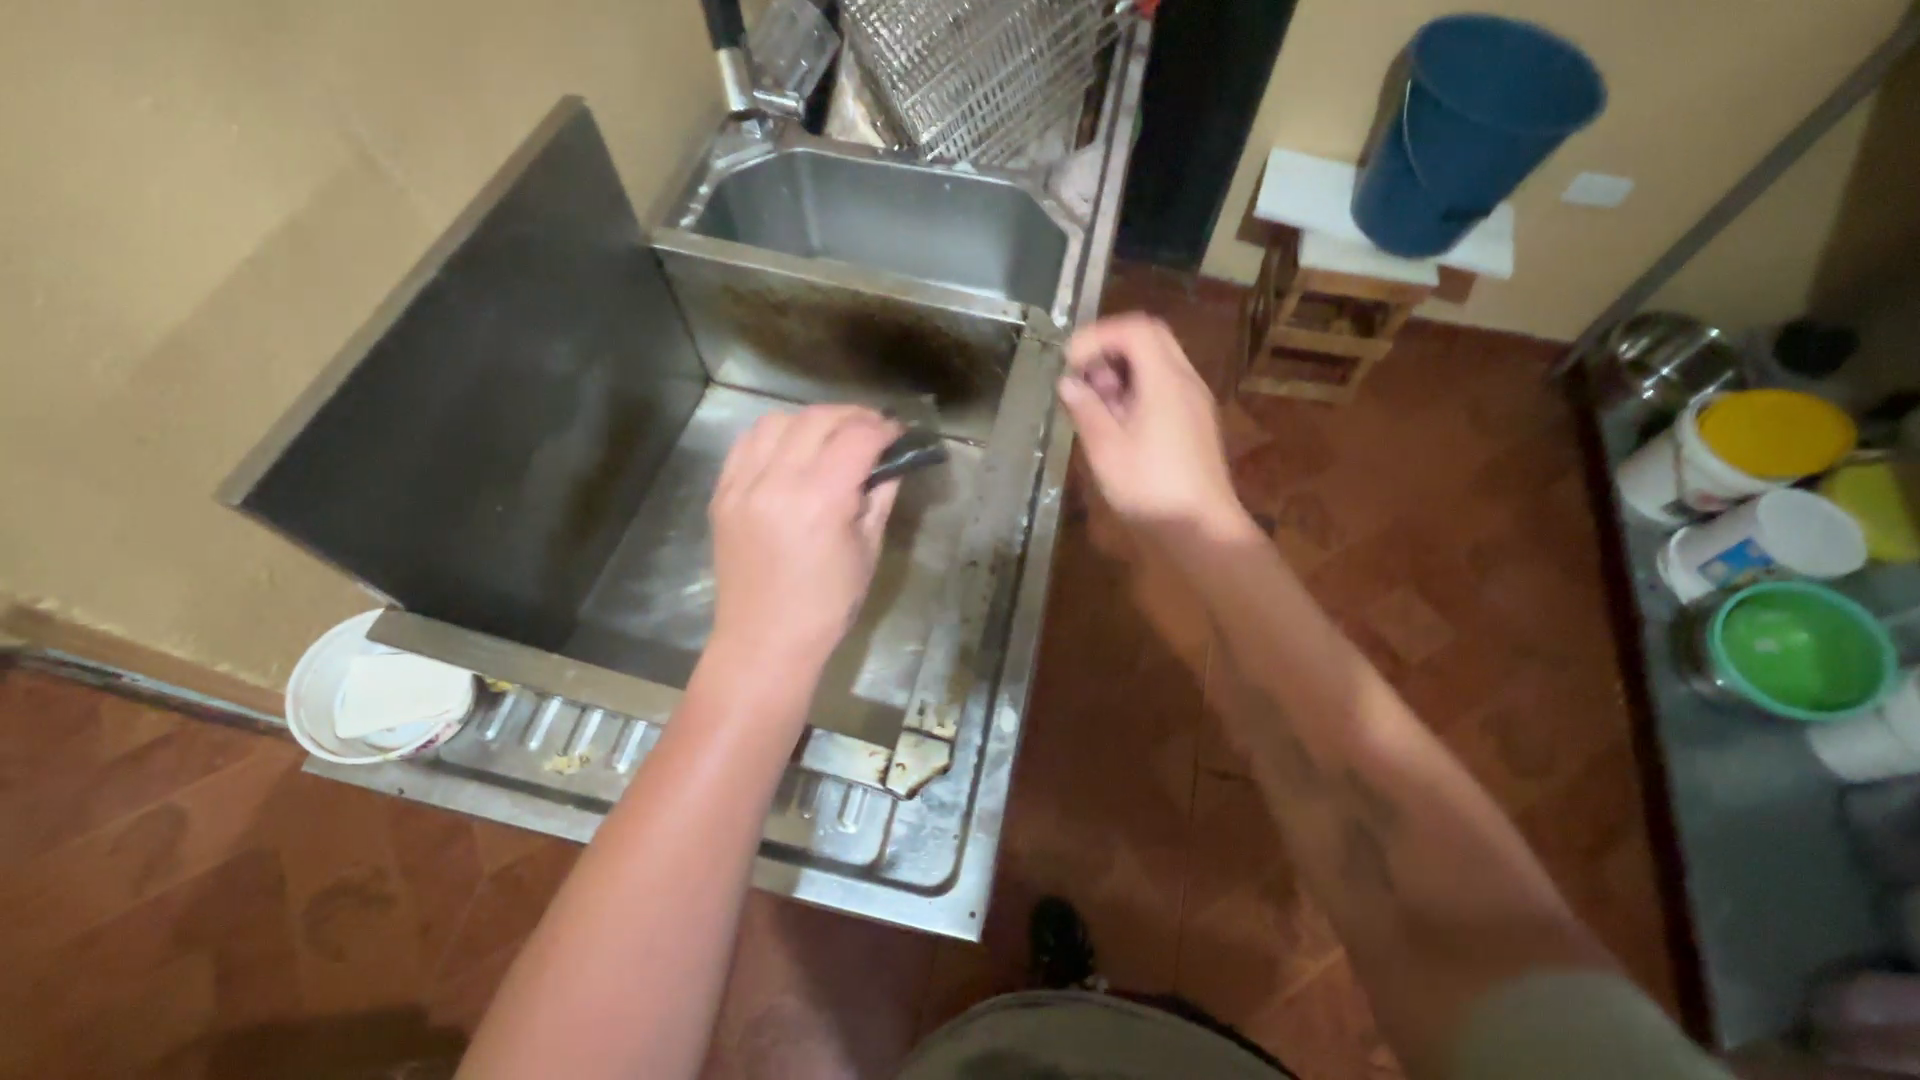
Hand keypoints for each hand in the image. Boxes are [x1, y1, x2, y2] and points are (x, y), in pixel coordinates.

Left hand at [708, 405, 903, 675]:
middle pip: (818, 419)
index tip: (899, 434)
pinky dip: (774, 436)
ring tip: (831, 437)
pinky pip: (746, 444)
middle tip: (873, 429)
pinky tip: (792, 450)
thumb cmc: (827, 606)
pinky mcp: (722, 494)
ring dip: (811, 421)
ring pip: (777, 421)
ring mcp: (742, 486)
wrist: (764, 641)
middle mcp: (776, 482)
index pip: (858, 438)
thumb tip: (893, 461)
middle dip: (853, 416)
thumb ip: (880, 497)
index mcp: (820, 501)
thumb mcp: (868, 551)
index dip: (884, 429)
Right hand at [1056, 314, 1250, 536]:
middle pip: (1150, 339)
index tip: (1069, 361)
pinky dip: (1136, 390)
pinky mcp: (1194, 423)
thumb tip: (1068, 383)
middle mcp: (1186, 382)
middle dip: (1110, 349)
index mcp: (1166, 381)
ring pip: (1158, 363)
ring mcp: (1194, 402)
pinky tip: (1116, 422)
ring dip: (1122, 371)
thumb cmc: (1150, 489)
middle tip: (1081, 377)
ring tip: (1094, 404)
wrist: (1200, 530)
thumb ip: (1085, 409)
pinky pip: (1164, 387)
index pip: (1135, 329)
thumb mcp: (1106, 449)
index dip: (1097, 335)